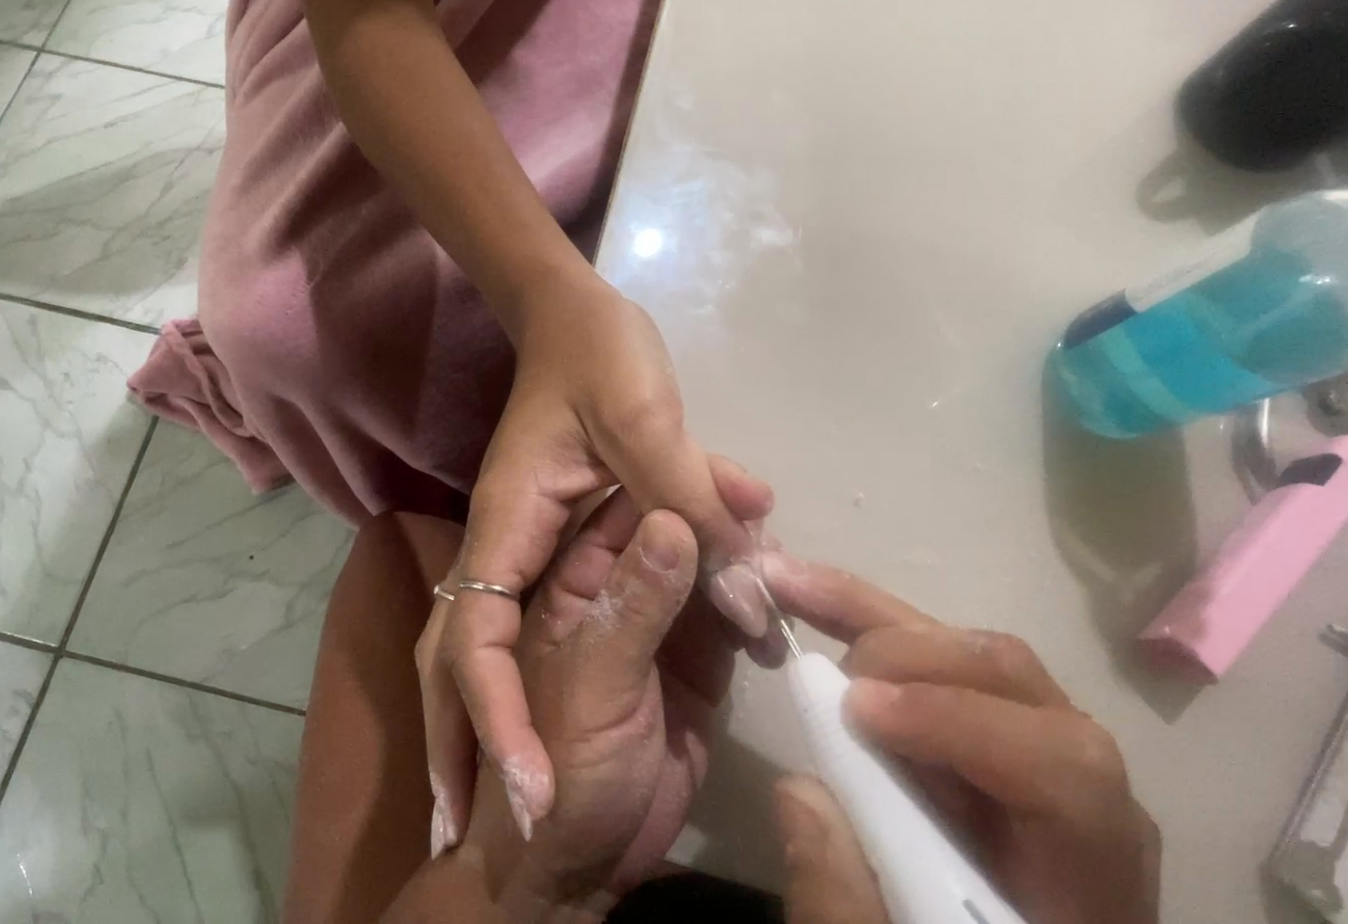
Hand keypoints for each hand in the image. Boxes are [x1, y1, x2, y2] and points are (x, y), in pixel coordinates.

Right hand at [420, 277, 762, 852]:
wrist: (577, 313)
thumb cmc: (598, 354)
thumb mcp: (646, 424)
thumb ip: (693, 510)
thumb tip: (750, 603)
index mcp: (509, 527)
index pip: (472, 637)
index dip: (488, 720)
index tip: (528, 790)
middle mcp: (513, 548)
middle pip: (471, 656)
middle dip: (472, 743)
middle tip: (492, 829)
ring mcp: (541, 544)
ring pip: (527, 635)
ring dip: (520, 709)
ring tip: (538, 792)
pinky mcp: (576, 534)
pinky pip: (589, 595)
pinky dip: (614, 638)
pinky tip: (650, 665)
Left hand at [461, 492, 750, 920]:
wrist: (584, 864)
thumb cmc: (566, 765)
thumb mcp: (595, 681)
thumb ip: (633, 605)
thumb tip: (672, 520)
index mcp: (572, 583)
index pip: (622, 517)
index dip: (670, 492)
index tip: (728, 482)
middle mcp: (616, 592)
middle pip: (672, 538)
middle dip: (717, 527)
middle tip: (764, 516)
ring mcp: (660, 628)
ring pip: (706, 576)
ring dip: (742, 569)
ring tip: (781, 567)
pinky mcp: (697, 665)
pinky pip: (730, 623)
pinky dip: (756, 617)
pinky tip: (778, 619)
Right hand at [763, 559, 1161, 923]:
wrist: (978, 922)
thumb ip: (850, 904)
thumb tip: (800, 791)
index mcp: (1090, 871)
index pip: (1063, 769)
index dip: (960, 722)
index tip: (857, 711)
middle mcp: (1077, 790)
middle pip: (1015, 682)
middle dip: (912, 659)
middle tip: (824, 680)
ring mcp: (1030, 746)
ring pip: (967, 653)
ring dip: (873, 617)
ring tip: (788, 586)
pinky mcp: (980, 727)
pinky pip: (928, 663)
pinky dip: (863, 625)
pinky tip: (805, 594)